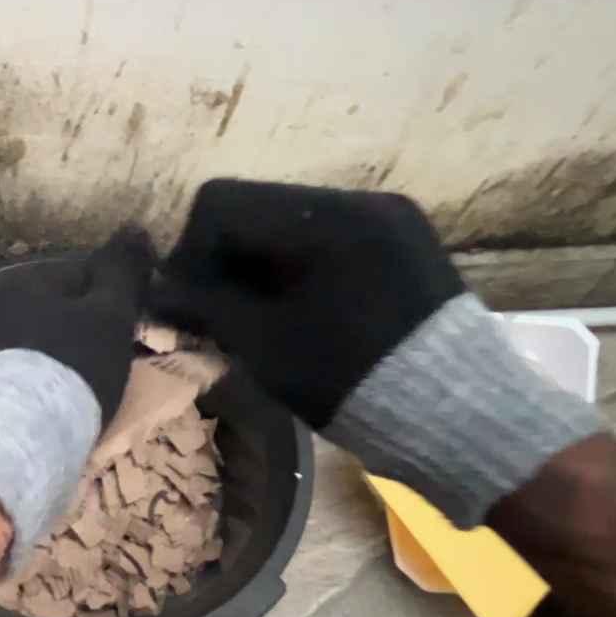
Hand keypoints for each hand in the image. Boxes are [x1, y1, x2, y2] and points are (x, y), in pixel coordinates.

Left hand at [0, 229, 154, 567]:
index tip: (128, 317)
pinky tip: (58, 395)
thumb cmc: (74, 362)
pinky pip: (24, 369)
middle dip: (79, 321)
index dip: (109, 292)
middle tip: (108, 348)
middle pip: (54, 306)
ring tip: (86, 376)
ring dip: (60, 349)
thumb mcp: (110, 313)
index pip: (78, 272)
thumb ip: (121, 272)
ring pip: (37, 337)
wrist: (25, 430)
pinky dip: (43, 376)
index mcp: (29, 282)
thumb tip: (134, 231)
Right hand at [160, 179, 597, 527]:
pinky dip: (298, 267)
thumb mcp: (262, 341)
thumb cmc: (351, 379)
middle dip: (224, 257)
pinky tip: (301, 311)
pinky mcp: (406, 244)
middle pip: (257, 209)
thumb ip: (202, 303)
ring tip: (260, 316)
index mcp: (322, 217)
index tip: (189, 298)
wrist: (460, 415)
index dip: (190, 249)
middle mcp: (359, 201)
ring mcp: (389, 219)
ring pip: (290, 224)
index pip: (221, 202)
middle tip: (218, 311)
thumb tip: (155, 286)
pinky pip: (329, 239)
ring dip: (260, 264)